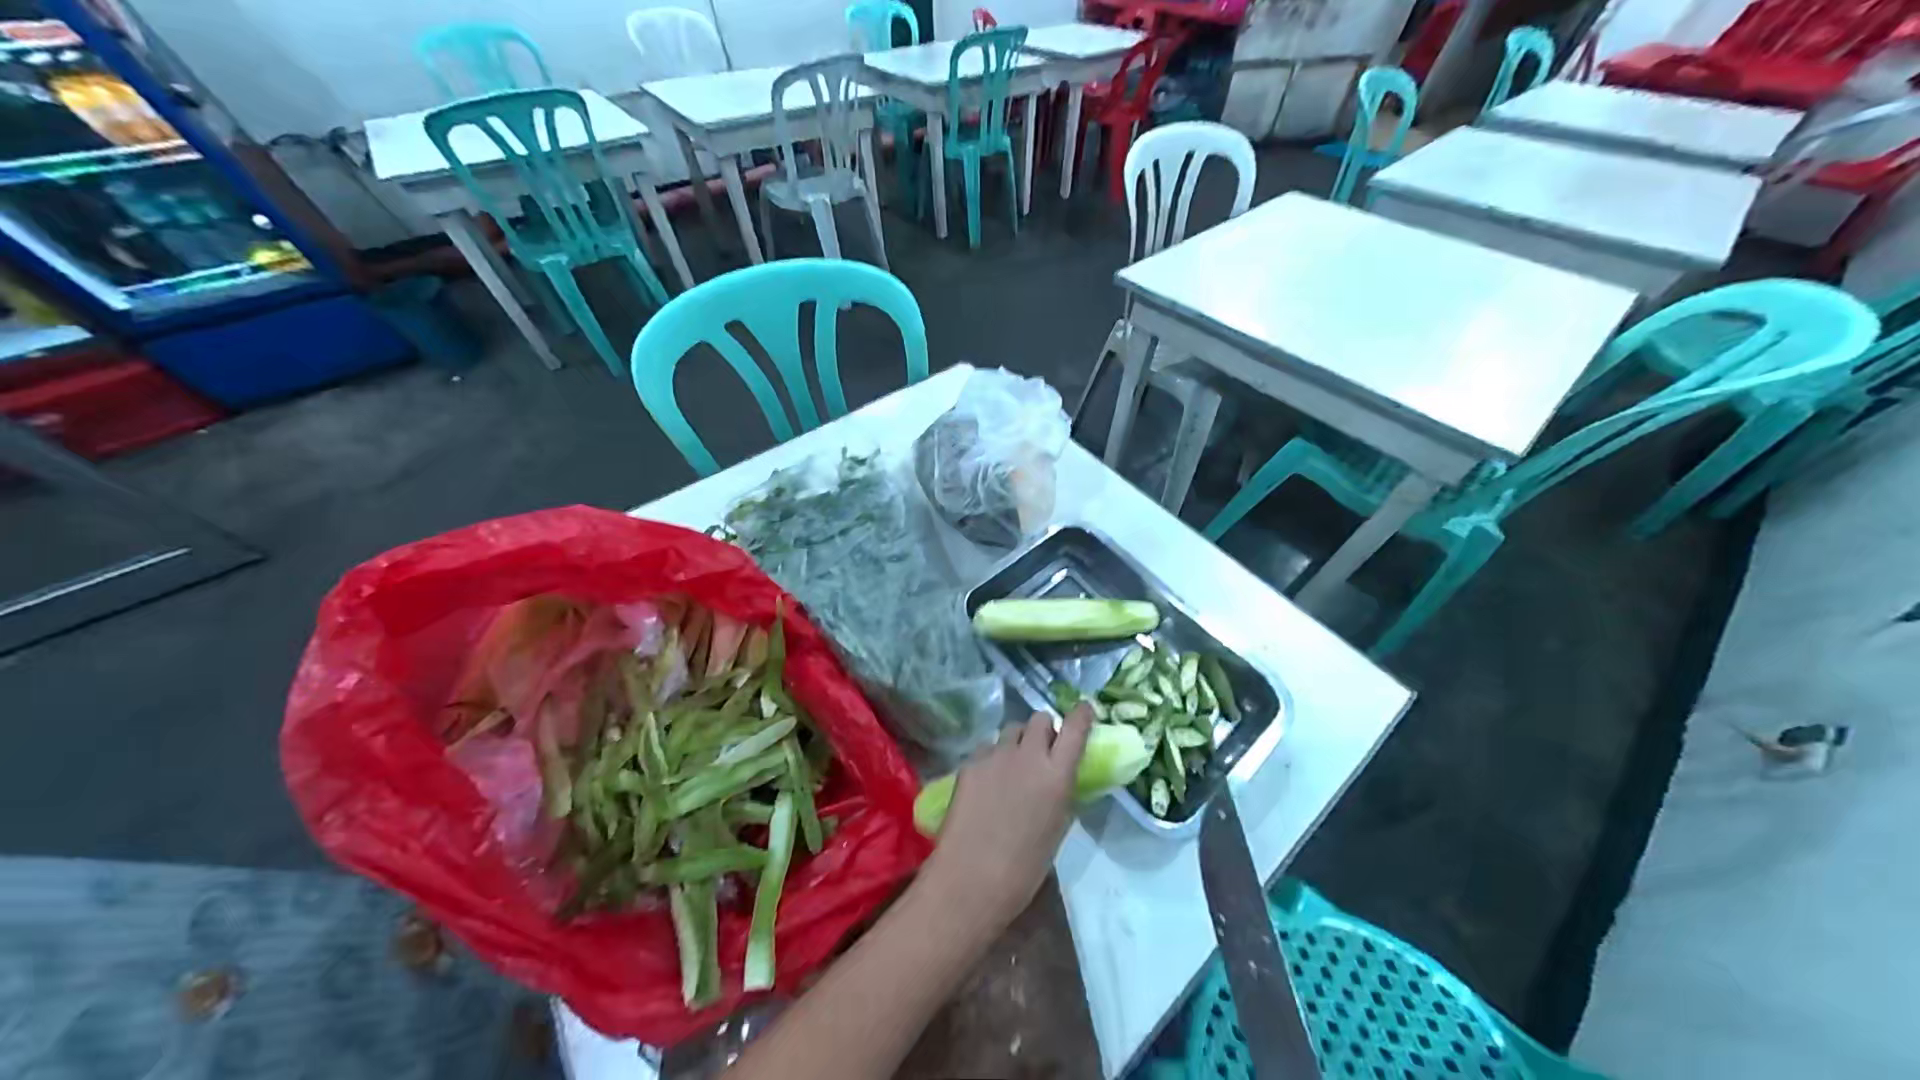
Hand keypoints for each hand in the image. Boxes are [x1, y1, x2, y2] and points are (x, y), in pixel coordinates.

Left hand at [920, 704, 1092, 935]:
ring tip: (1011, 766)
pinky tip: (986, 783)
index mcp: (1057, 775)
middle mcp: (1028, 755)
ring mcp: (996, 755)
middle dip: (1044, 729)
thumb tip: (1060, 779)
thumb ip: (1061, 794)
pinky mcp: (970, 762)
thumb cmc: (1024, 868)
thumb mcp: (1057, 828)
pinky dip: (992, 759)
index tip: (1083, 710)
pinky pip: (986, 749)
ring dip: (1017, 742)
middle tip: (1042, 750)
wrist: (971, 877)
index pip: (1075, 728)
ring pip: (1011, 730)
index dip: (1081, 714)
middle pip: (1039, 719)